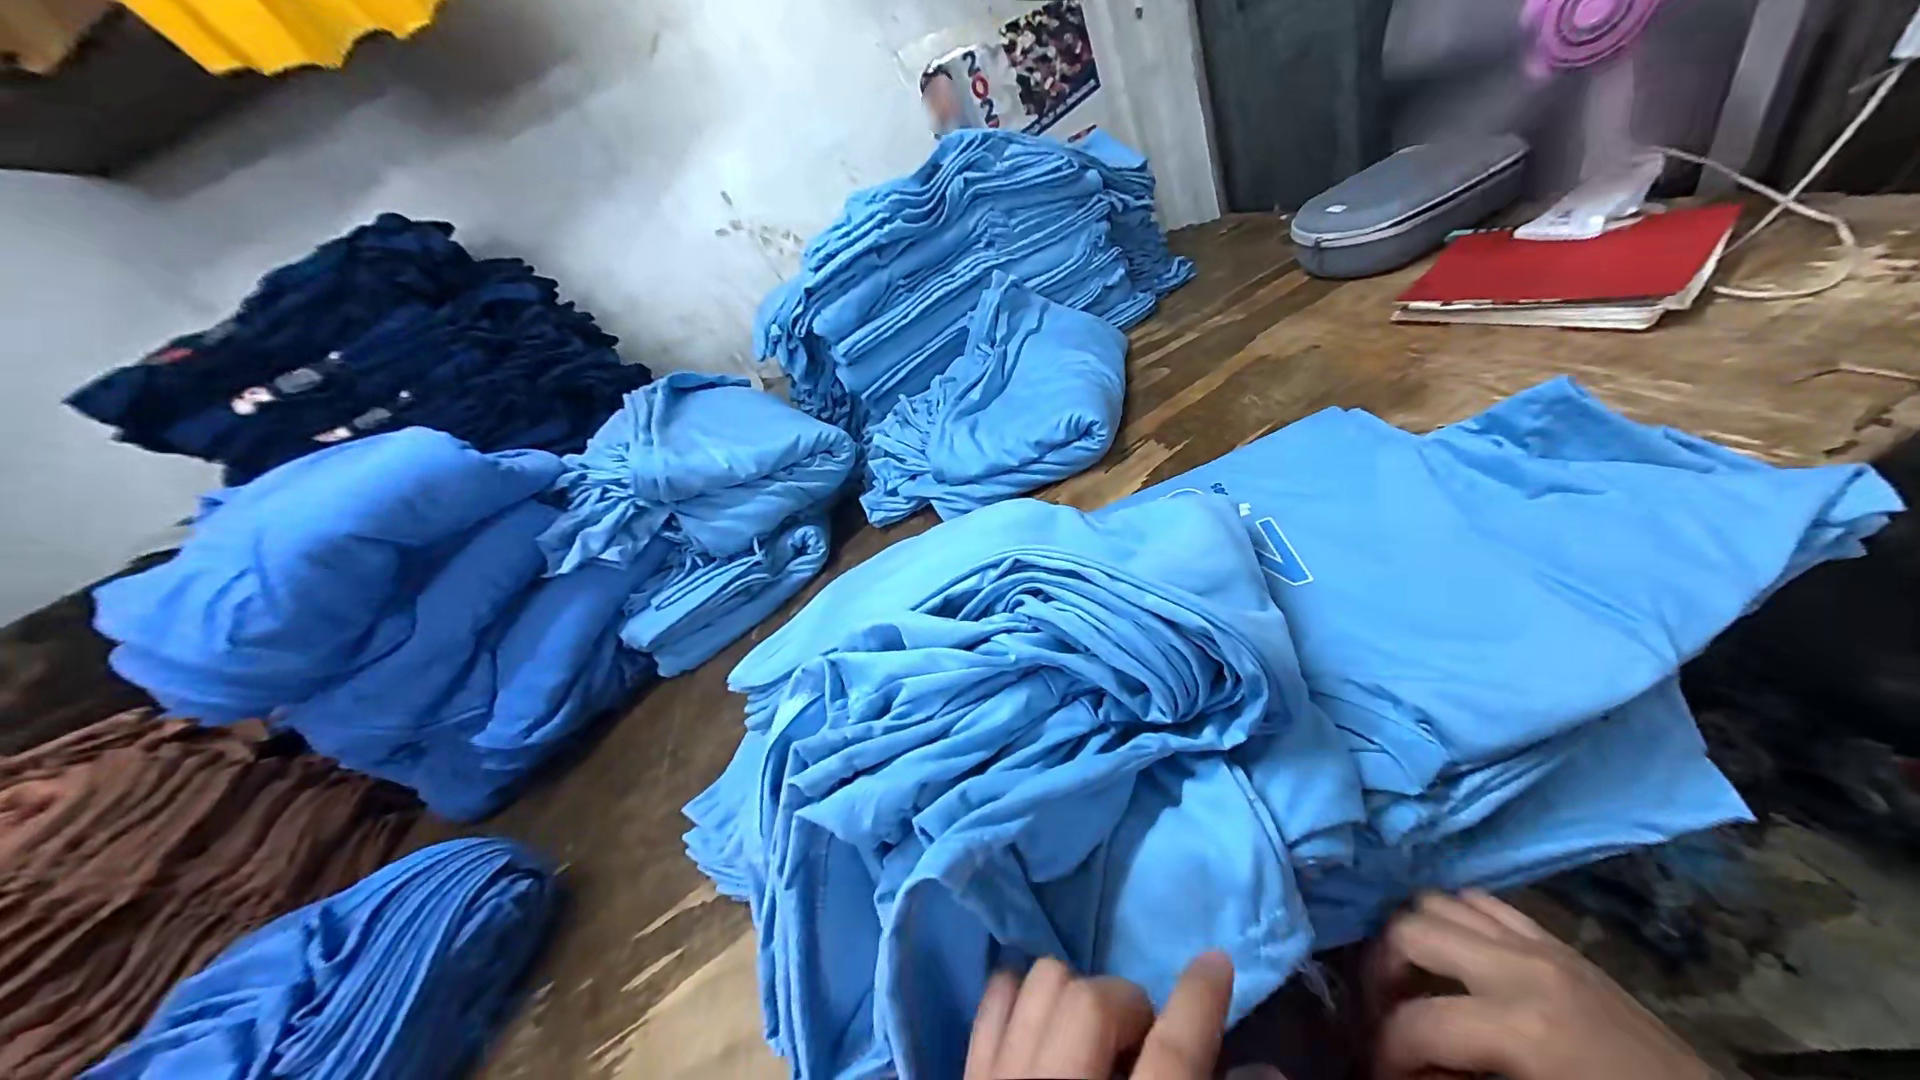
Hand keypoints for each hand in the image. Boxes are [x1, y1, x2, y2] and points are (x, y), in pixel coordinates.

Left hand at [965, 951, 1235, 1079]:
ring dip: (1076, 994)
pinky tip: (1040, 1024)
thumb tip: (1267, 1071)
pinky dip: (1021, 998)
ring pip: (1042, 985)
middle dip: (1130, 1004)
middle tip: (1143, 1039)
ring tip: (1092, 1034)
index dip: (1200, 1001)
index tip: (1216, 961)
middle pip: (1096, 1004)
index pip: (1173, 1054)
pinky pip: (994, 1002)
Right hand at [1370, 890, 1714, 1079]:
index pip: (1415, 1024)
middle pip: (1409, 930)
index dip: (1383, 1051)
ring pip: (1438, 901)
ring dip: (1413, 937)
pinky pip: (1484, 903)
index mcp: (1522, 1026)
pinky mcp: (1561, 944)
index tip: (1376, 1070)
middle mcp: (1521, 966)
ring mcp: (1543, 946)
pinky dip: (1455, 920)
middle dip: (1381, 970)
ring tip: (1413, 979)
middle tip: (1382, 1011)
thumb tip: (1410, 1069)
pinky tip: (1456, 958)